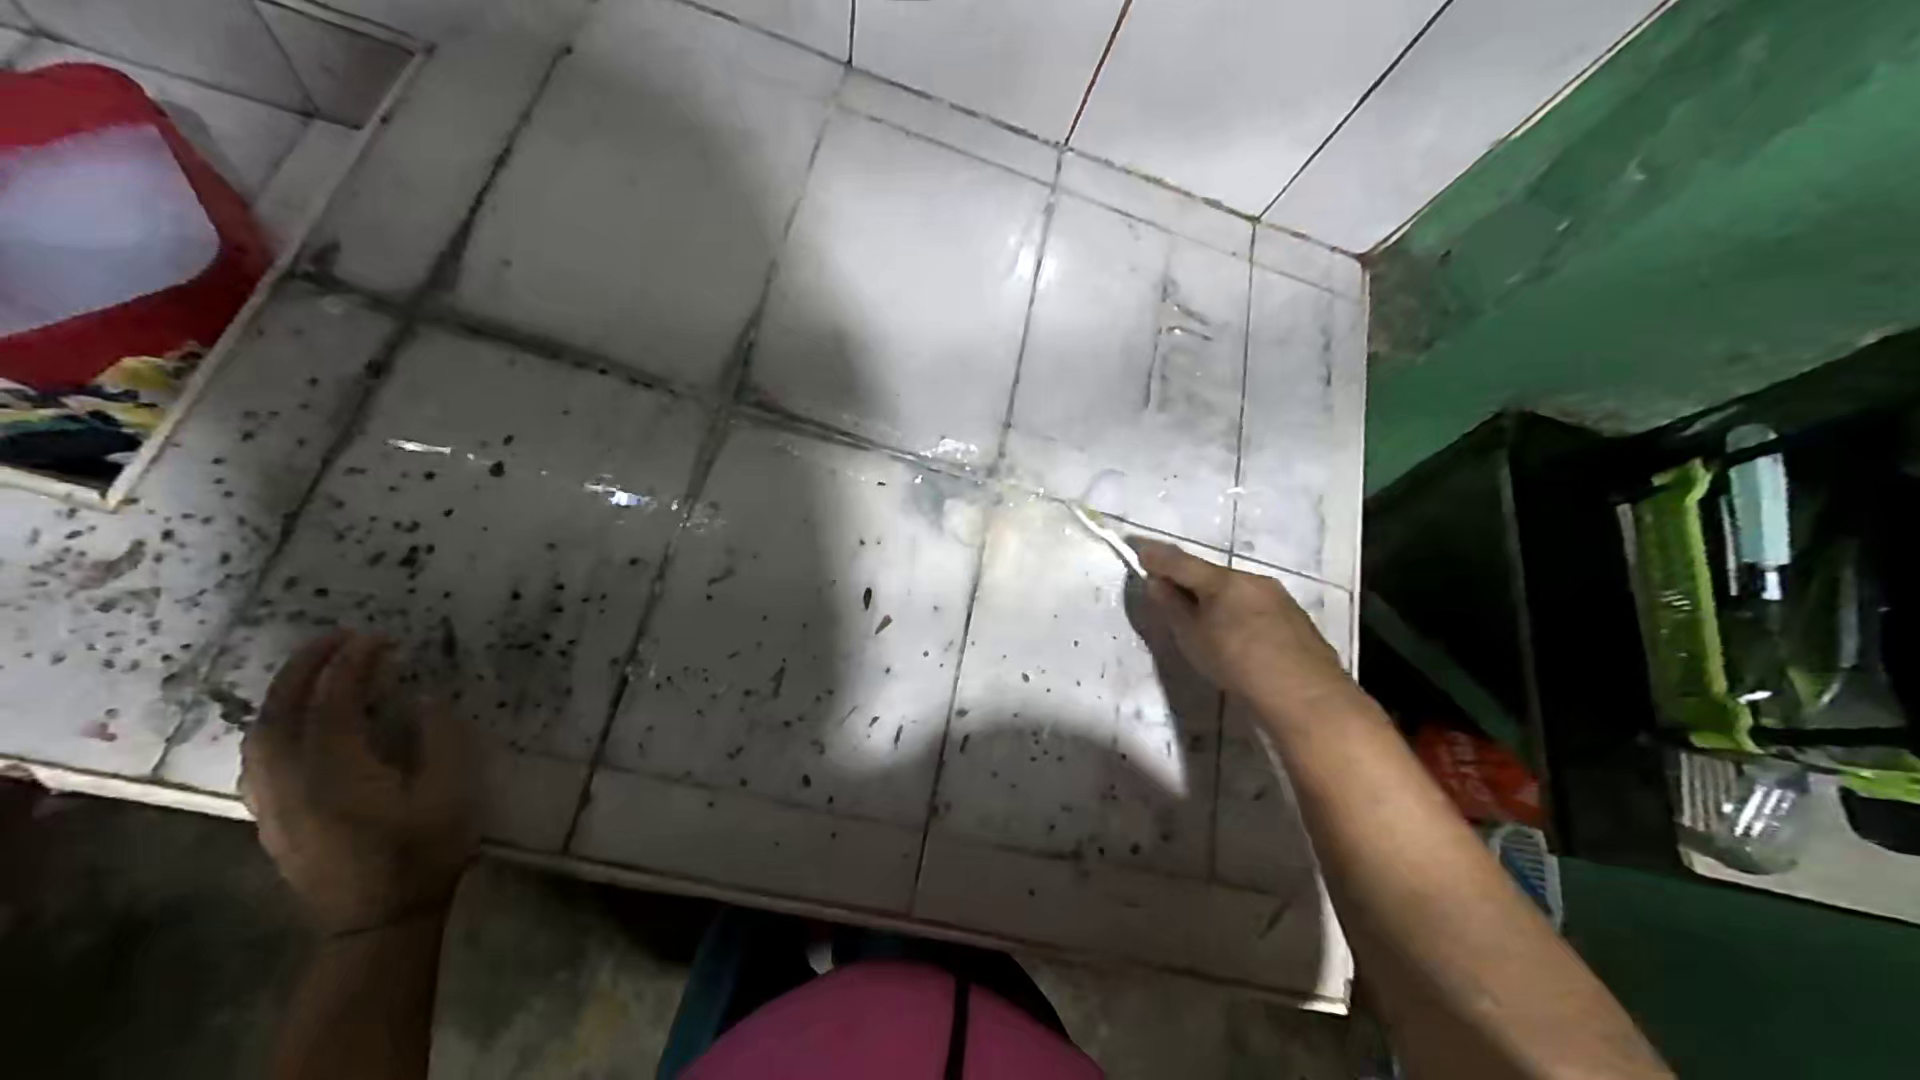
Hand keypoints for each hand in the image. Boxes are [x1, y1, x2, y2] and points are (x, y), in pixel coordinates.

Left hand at [240, 630, 474, 933]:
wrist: (378, 922)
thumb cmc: (423, 854)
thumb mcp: (449, 793)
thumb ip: (439, 740)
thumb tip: (425, 699)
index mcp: (337, 773)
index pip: (333, 704)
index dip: (352, 666)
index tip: (376, 639)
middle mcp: (291, 783)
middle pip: (280, 714)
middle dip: (305, 669)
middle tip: (337, 637)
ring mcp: (274, 803)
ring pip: (259, 737)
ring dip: (284, 695)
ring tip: (315, 670)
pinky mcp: (273, 819)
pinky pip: (259, 759)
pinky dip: (275, 725)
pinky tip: (297, 723)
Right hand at [1135, 540, 1352, 718]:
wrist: (1305, 696)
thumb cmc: (1236, 663)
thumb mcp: (1191, 637)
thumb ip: (1171, 606)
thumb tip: (1157, 582)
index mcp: (1223, 580)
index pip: (1180, 561)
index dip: (1156, 555)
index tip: (1138, 549)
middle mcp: (1253, 579)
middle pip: (1211, 575)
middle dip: (1188, 581)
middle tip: (1168, 595)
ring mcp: (1279, 598)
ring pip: (1236, 591)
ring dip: (1215, 599)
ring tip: (1203, 623)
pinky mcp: (1295, 619)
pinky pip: (1255, 607)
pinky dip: (1237, 613)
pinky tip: (1237, 638)